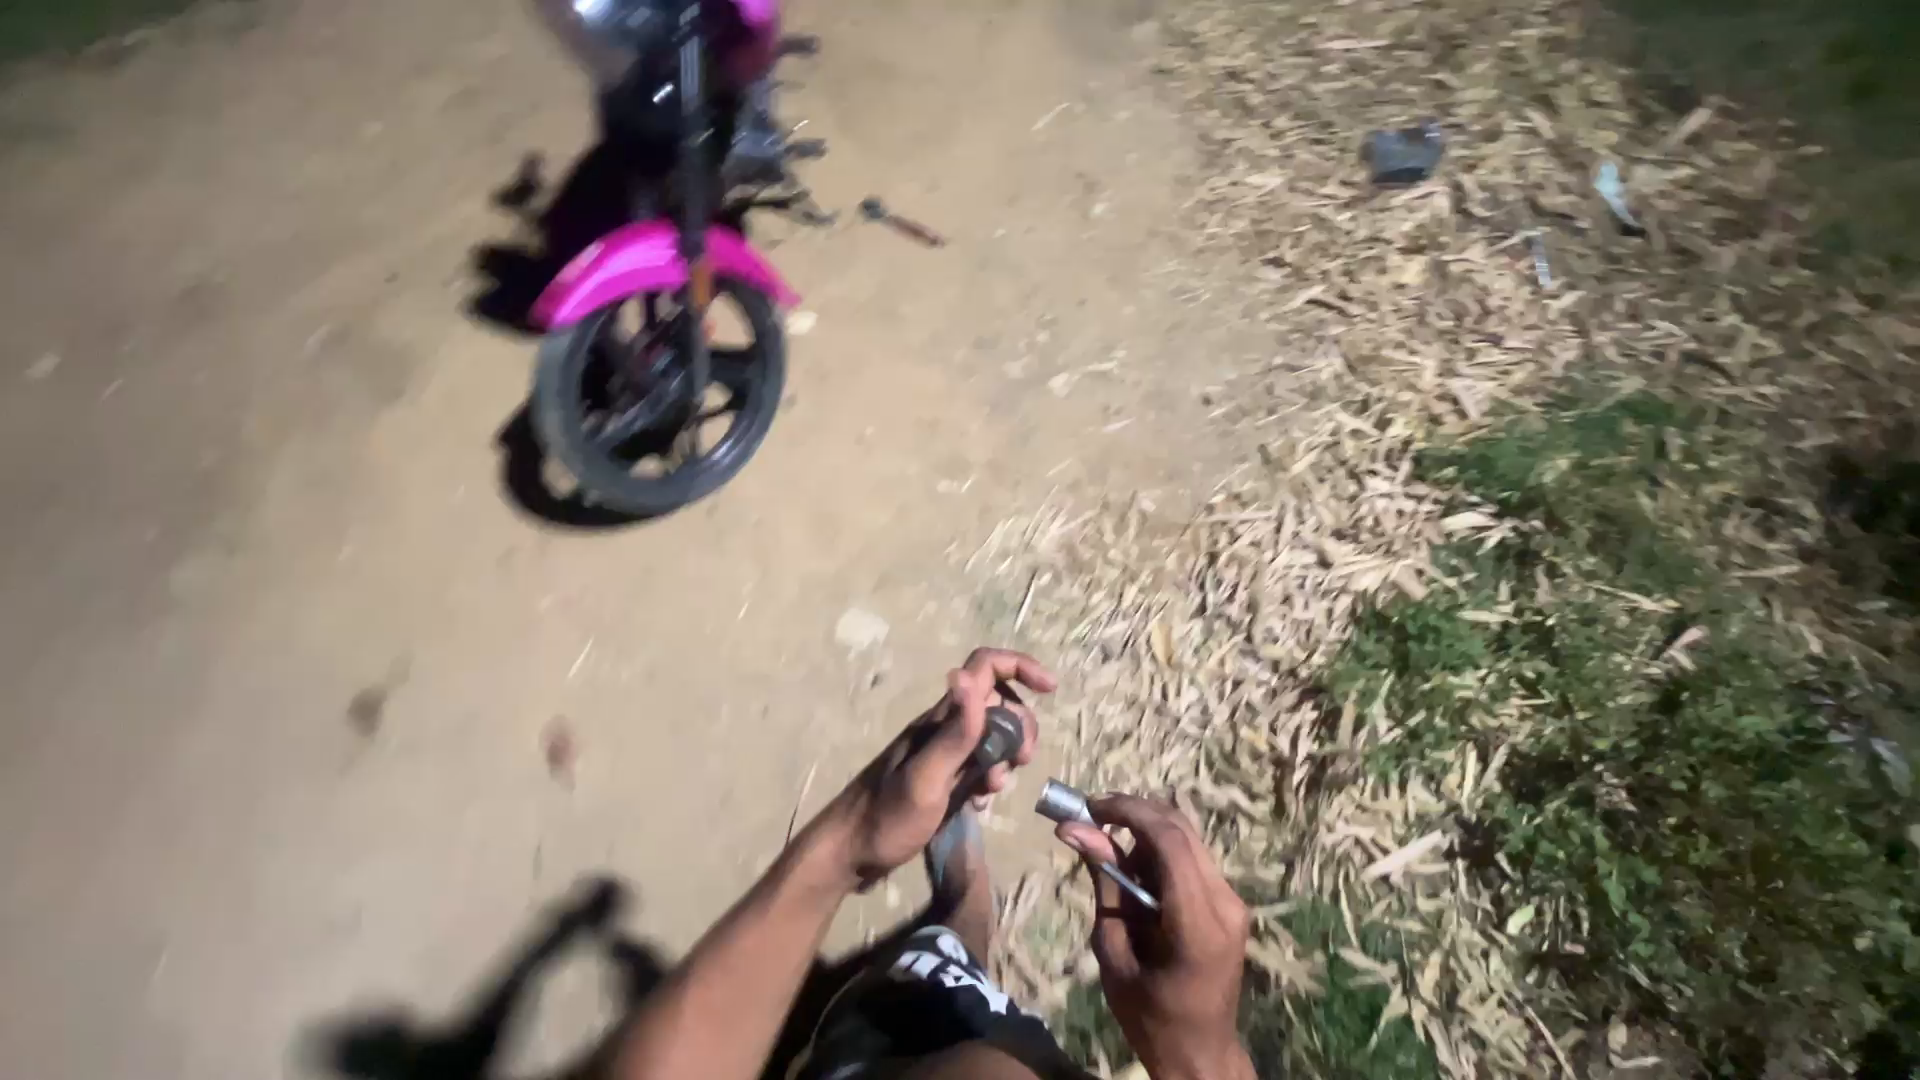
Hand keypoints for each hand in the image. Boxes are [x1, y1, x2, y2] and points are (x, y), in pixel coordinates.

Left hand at [810, 648, 1056, 888]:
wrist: (849, 854)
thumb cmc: (886, 817)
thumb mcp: (927, 778)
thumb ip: (954, 731)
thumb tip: (966, 675)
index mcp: (940, 718)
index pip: (985, 668)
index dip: (1020, 667)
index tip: (1051, 690)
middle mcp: (944, 727)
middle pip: (998, 701)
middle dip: (1021, 725)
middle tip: (1020, 762)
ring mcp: (943, 753)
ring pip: (992, 735)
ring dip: (1006, 756)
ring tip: (993, 789)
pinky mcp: (942, 778)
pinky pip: (979, 766)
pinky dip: (989, 779)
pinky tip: (980, 805)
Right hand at [1057, 796, 1253, 1079]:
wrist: (1201, 1054)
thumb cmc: (1149, 1015)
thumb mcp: (1114, 951)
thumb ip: (1104, 884)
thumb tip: (1075, 828)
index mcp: (1198, 923)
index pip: (1169, 841)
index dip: (1128, 812)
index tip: (1089, 806)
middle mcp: (1225, 902)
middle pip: (1180, 827)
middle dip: (1133, 811)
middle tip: (1091, 814)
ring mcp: (1232, 900)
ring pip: (1186, 835)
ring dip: (1144, 829)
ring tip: (1108, 848)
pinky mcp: (1228, 901)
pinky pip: (1190, 855)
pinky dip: (1157, 849)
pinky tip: (1132, 869)